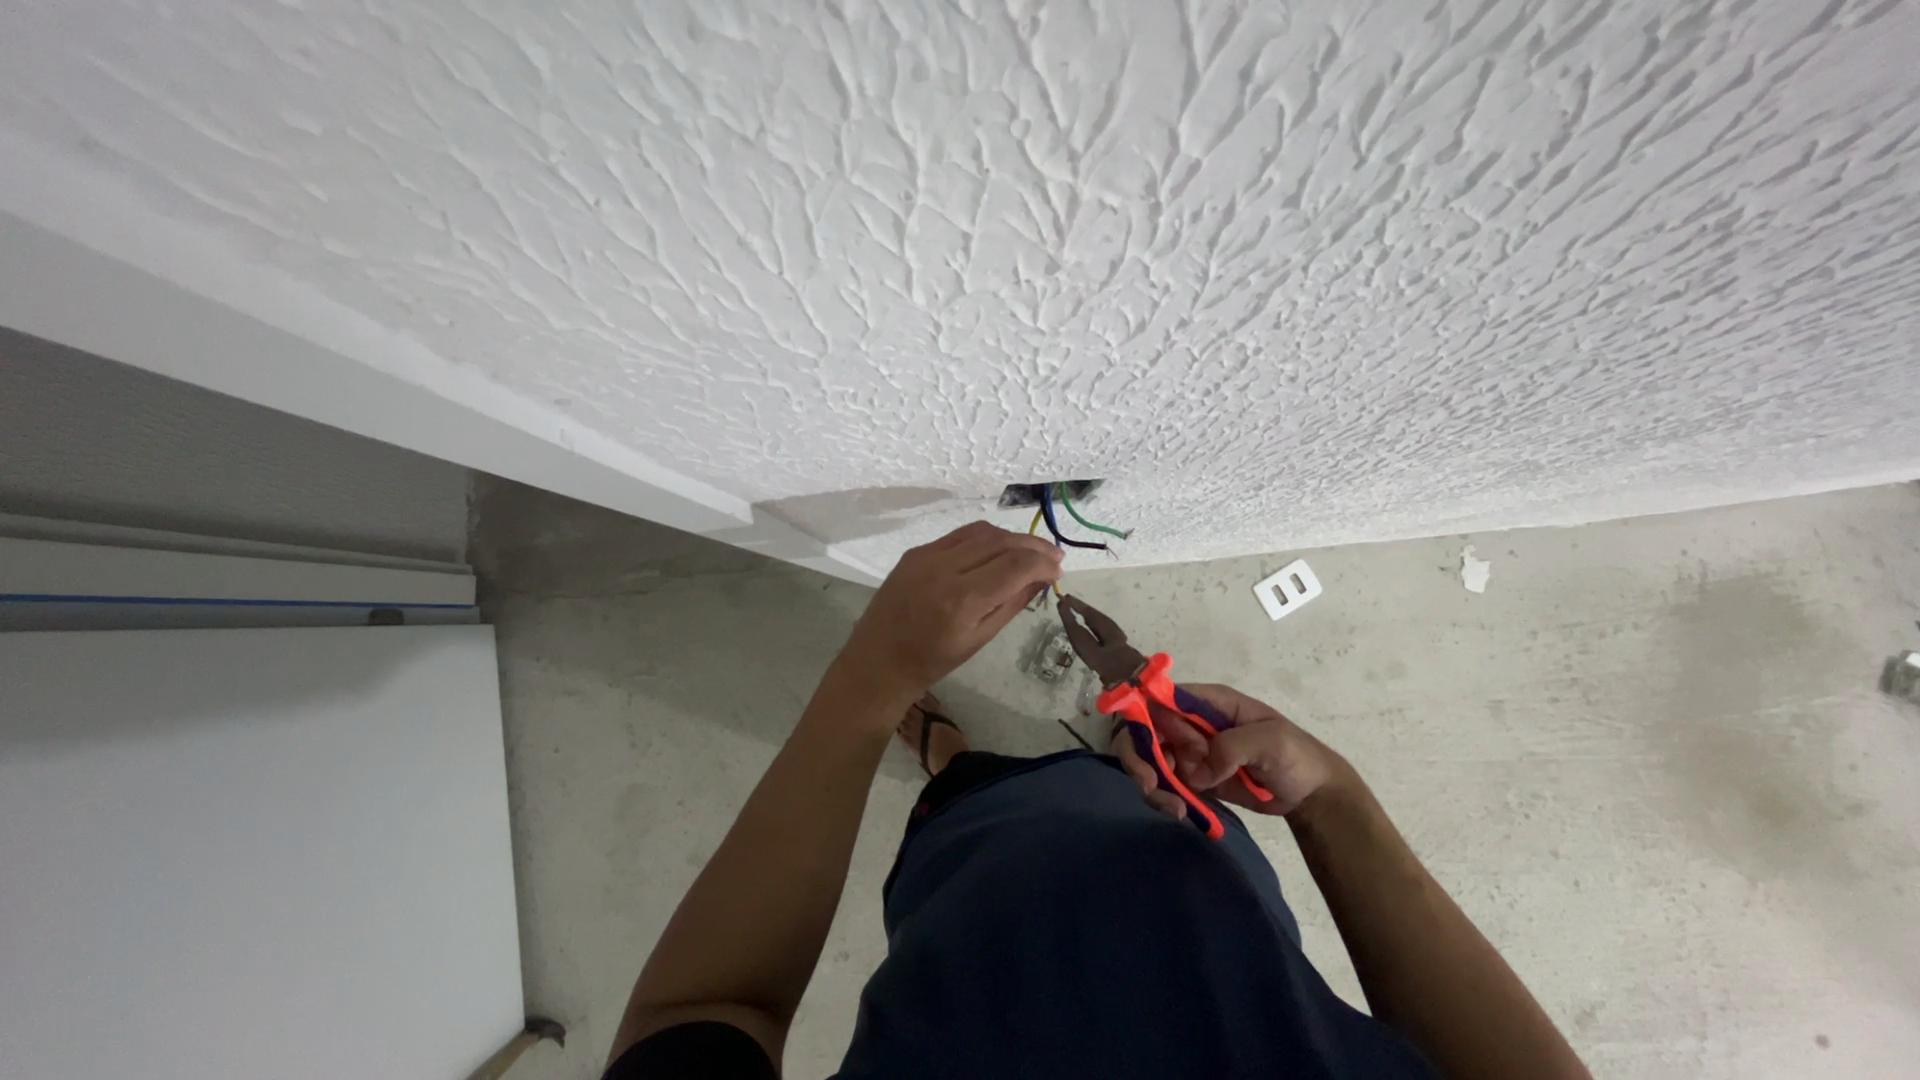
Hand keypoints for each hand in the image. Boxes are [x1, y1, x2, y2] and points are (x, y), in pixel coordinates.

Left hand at [836, 521, 1062, 706]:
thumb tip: (1042, 577)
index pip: (1015, 566)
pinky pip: (959, 536)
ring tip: (1031, 551)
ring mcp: (926, 556)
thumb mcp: (979, 639)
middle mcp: (943, 569)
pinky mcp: (916, 552)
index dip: (1043, 564)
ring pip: (981, 532)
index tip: (1058, 570)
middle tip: (1054, 557)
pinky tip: (998, 550)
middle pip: (1001, 542)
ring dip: (1011, 538)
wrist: (878, 661)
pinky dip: (985, 538)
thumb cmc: (932, 661)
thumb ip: (1012, 603)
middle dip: (1033, 546)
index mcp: (961, 600)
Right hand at [1113, 683, 1352, 818]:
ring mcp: (1189, 750)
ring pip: (1148, 758)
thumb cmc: (1296, 756)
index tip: (1161, 748)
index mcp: (1209, 702)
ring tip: (1173, 808)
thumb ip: (1232, 747)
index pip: (1161, 698)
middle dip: (1139, 755)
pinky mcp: (1192, 777)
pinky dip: (1162, 797)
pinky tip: (1180, 811)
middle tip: (1150, 784)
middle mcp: (1191, 722)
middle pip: (1144, 728)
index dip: (1150, 719)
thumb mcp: (1272, 742)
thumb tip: (1198, 771)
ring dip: (1151, 781)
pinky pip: (1163, 782)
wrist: (1311, 795)